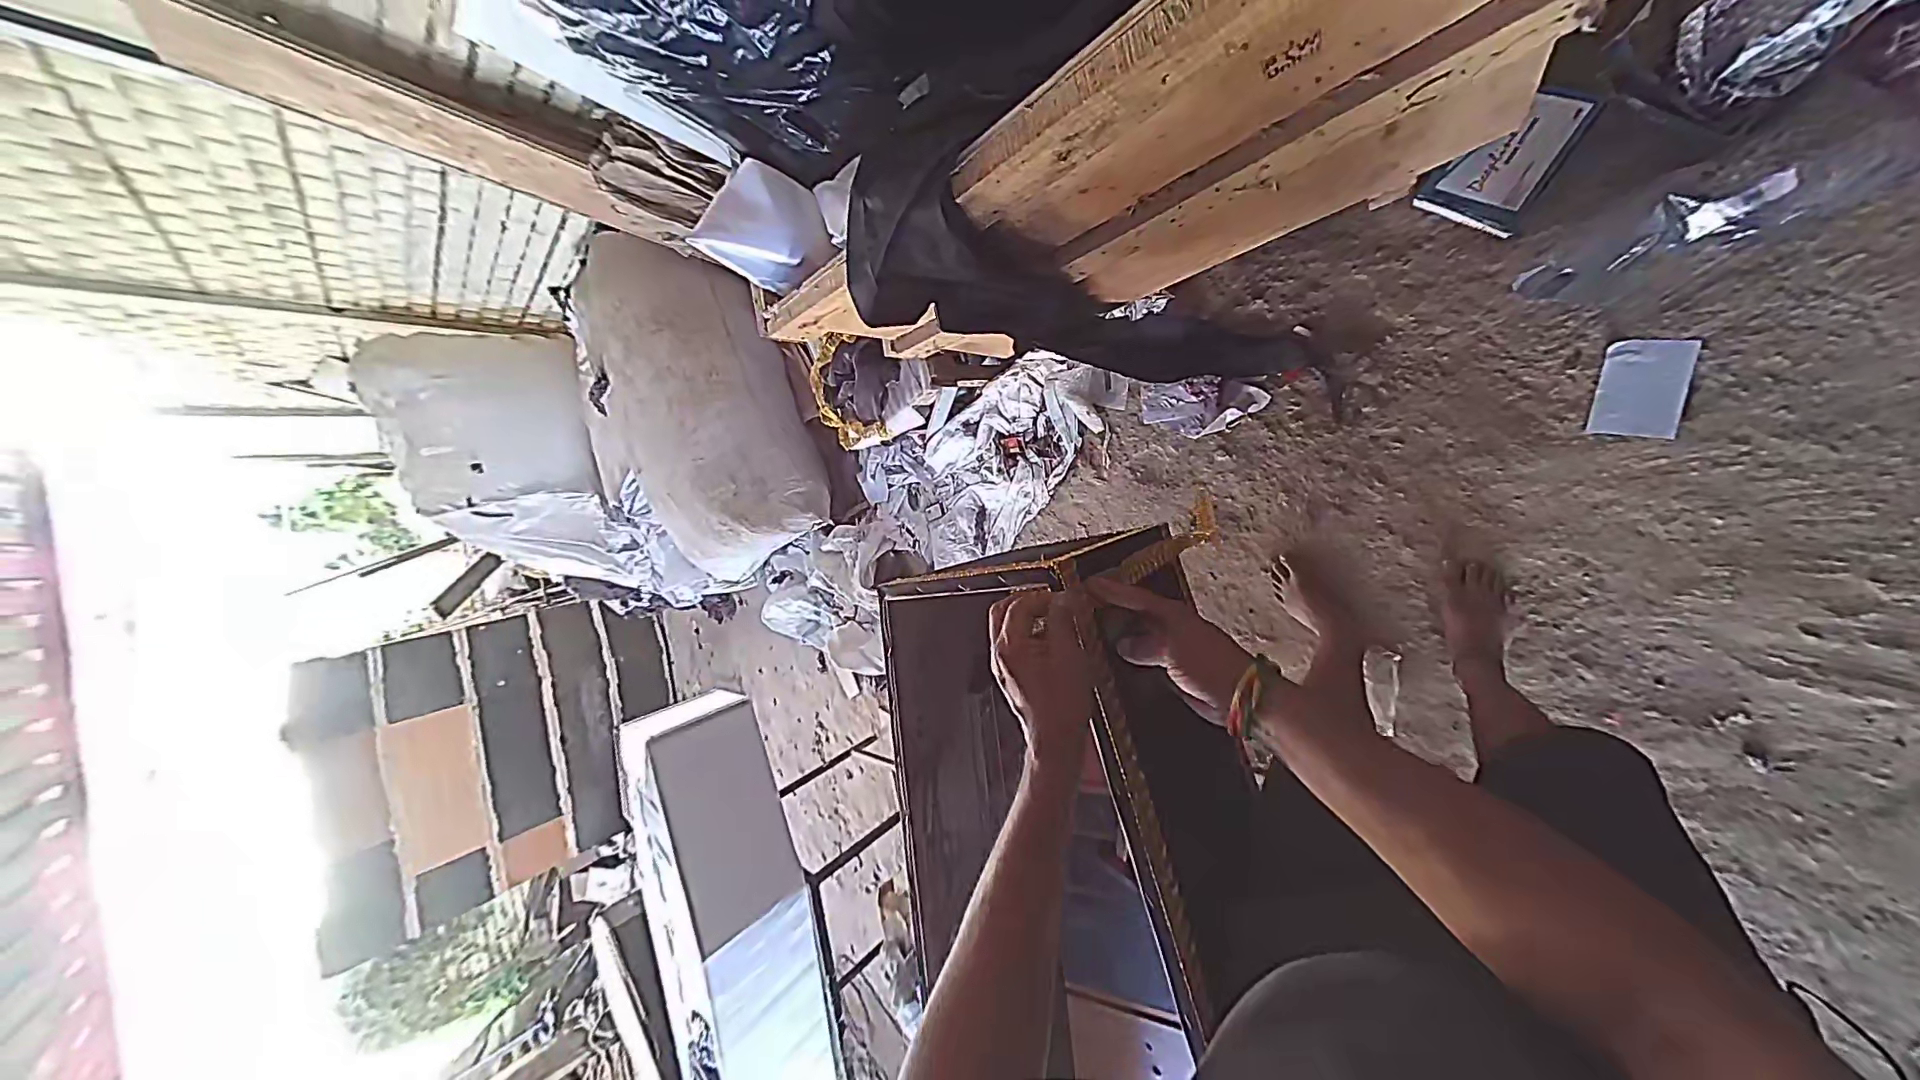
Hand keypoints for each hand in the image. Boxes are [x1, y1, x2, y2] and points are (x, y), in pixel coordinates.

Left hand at [989, 589, 1094, 770]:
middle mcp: (1000, 654)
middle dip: (1026, 601)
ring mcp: (1003, 667)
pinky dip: (1028, 635)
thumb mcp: (1069, 653)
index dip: (1043, 596)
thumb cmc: (1061, 705)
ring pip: (1005, 628)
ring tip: (1054, 621)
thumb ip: (1063, 620)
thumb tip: (1063, 601)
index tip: (1062, 599)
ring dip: (1027, 618)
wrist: (1055, 739)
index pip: (1019, 604)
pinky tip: (1051, 643)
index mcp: (1010, 645)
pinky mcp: (1011, 677)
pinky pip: (1013, 646)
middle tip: (1050, 602)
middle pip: (1002, 611)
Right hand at [1085, 577, 1253, 724]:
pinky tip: (1109, 661)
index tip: (1087, 584)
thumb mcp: (1174, 649)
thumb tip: (1123, 645)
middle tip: (1081, 606)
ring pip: (1134, 637)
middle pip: (1132, 614)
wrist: (1239, 697)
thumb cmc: (1212, 666)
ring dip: (1115, 635)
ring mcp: (1169, 649)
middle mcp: (1168, 628)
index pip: (1135, 597)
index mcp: (1171, 615)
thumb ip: (1145, 644)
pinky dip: (1124, 658)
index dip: (1111, 590)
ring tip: (1088, 632)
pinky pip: (1140, 659)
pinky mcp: (1169, 670)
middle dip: (1108, 609)